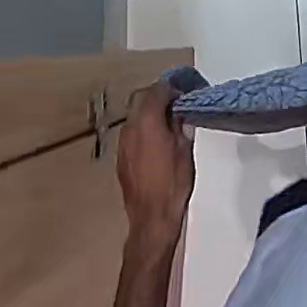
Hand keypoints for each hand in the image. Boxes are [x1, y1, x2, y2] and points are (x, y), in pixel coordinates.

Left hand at [116, 79, 194, 246]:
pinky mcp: (120, 157)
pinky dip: (144, 130)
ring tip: (168, 124)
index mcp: (148, 122)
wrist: (152, 218)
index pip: (157, 91)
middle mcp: (130, 128)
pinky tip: (157, 142)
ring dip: (150, 114)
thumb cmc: (173, 183)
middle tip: (177, 105)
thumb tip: (179, 113)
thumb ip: (180, 125)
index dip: (171, 88)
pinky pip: (132, 133)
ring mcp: (122, 143)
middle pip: (142, 100)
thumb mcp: (185, 149)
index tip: (184, 93)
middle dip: (159, 98)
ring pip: (135, 116)